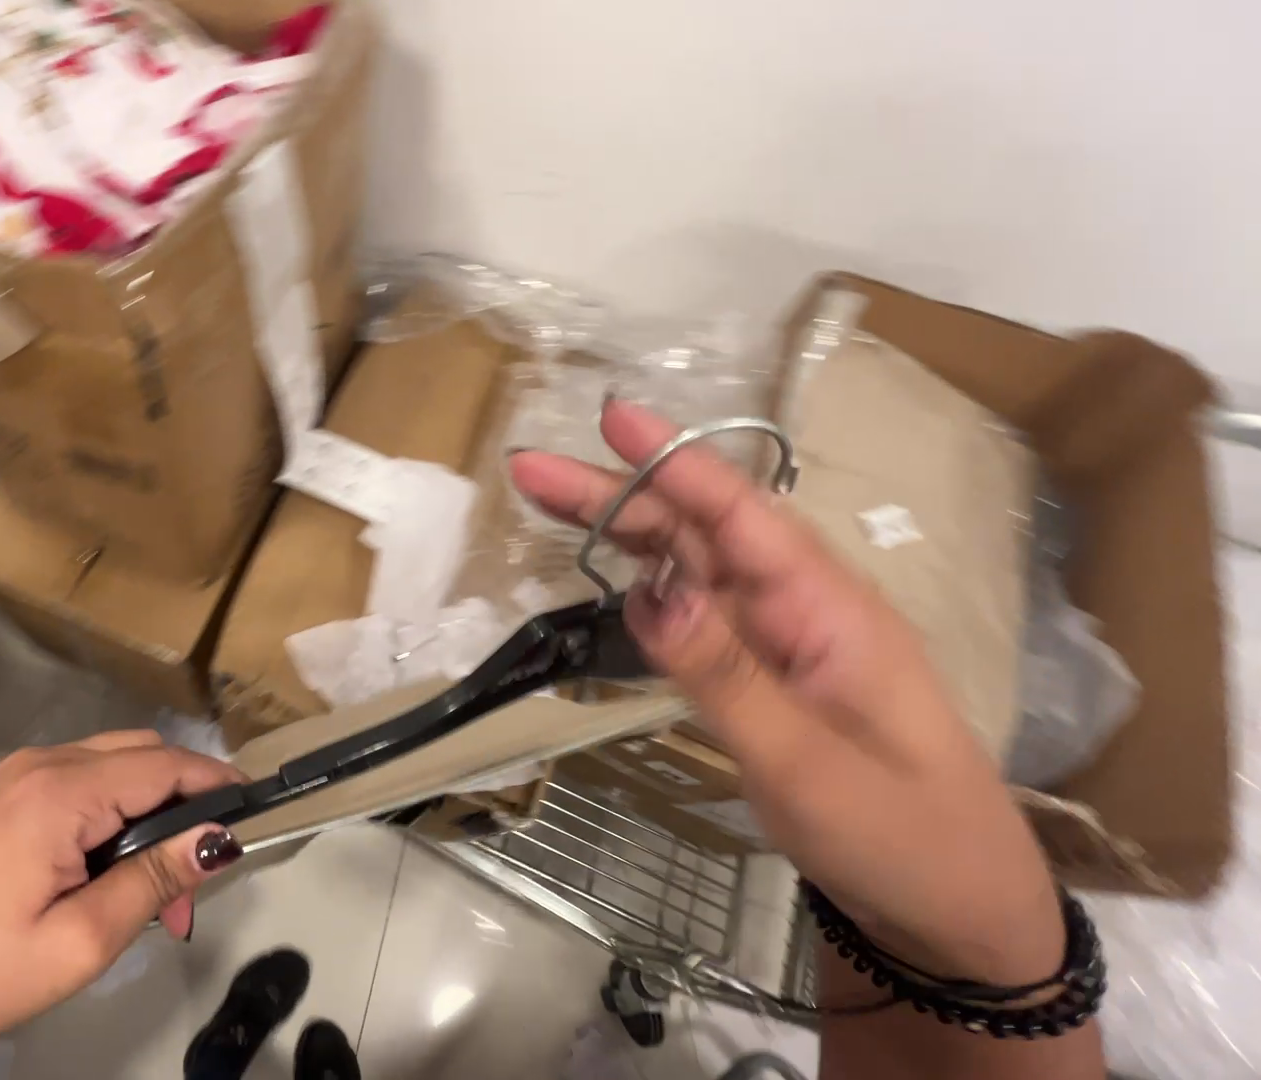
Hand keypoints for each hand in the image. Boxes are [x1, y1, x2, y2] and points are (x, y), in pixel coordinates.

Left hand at [0, 731, 245, 1079]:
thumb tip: (219, 838)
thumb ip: (155, 880)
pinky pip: (83, 778)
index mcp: (57, 793)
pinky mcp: (5, 791)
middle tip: (196, 879)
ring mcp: (17, 773)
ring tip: (158, 888)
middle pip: (141, 755)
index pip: (162, 765)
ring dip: (151, 808)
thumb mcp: (82, 940)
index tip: (255, 809)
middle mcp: (39, 764)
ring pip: (114, 764)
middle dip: (183, 803)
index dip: (215, 781)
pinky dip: (116, 809)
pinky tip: (114, 867)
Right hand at [511, 401, 1062, 984]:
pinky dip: (643, 580)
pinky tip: (607, 564)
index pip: (742, 516)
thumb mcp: (808, 765)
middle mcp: (798, 605)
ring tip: (547, 500)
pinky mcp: (755, 667)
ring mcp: (775, 636)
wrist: (950, 907)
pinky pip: (690, 610)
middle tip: (532, 469)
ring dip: (621, 527)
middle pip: (699, 530)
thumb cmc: (899, 835)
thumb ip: (725, 675)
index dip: (675, 464)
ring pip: (688, 563)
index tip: (612, 418)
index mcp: (829, 609)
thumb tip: (651, 591)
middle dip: (618, 492)